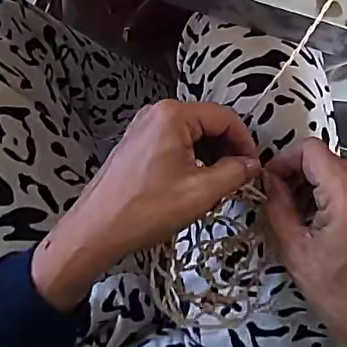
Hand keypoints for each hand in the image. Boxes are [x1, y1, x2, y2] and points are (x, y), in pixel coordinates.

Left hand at [32, 100, 259, 310]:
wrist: (93, 233)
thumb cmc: (142, 210)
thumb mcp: (200, 192)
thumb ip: (234, 172)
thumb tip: (251, 165)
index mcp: (173, 115)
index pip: (225, 117)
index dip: (245, 142)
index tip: (253, 166)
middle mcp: (157, 113)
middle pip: (208, 123)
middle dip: (228, 149)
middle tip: (238, 177)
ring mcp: (144, 128)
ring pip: (193, 134)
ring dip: (210, 155)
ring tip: (217, 184)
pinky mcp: (137, 144)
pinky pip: (175, 143)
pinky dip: (191, 159)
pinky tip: (193, 184)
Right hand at [262, 141, 346, 346]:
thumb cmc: (342, 295)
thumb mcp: (297, 252)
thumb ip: (278, 207)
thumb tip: (269, 181)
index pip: (310, 148)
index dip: (283, 160)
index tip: (268, 185)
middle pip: (324, 158)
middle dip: (296, 175)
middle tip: (278, 206)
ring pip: (335, 171)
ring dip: (312, 186)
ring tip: (298, 221)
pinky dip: (330, 195)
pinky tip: (320, 226)